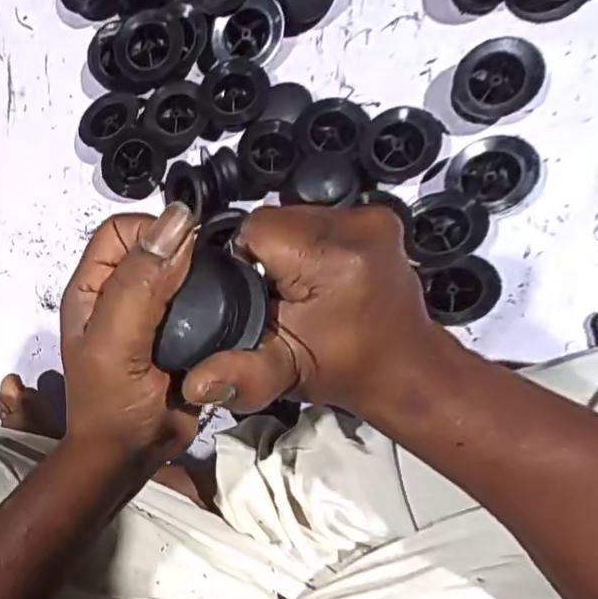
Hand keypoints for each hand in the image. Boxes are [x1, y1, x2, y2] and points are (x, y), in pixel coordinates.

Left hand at [59, 203, 200, 471]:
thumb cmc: (111, 404)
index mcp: (92, 289)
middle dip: (183, 252)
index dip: (154, 231)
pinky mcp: (179, 335)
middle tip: (206, 280)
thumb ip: (140, 284)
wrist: (132, 454)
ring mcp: (150, 316)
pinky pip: (202, 304)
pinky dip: (214, 304)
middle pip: (155, 246)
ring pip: (182, 273)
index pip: (122, 230)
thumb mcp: (115, 341)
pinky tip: (223, 314)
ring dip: (203, 279)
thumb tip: (177, 221)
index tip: (186, 253)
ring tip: (218, 296)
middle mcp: (119, 295)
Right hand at [182, 204, 448, 415]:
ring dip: (284, 248)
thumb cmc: (349, 369)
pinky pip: (318, 219)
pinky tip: (314, 276)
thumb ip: (236, 371)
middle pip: (274, 216)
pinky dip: (307, 246)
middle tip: (276, 298)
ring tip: (295, 289)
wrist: (403, 369)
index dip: (242, 260)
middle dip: (264, 255)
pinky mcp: (376, 220)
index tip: (255, 294)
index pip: (255, 227)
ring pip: (294, 214)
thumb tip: (194, 384)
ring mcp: (372, 218)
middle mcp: (358, 226)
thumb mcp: (282, 372)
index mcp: (334, 257)